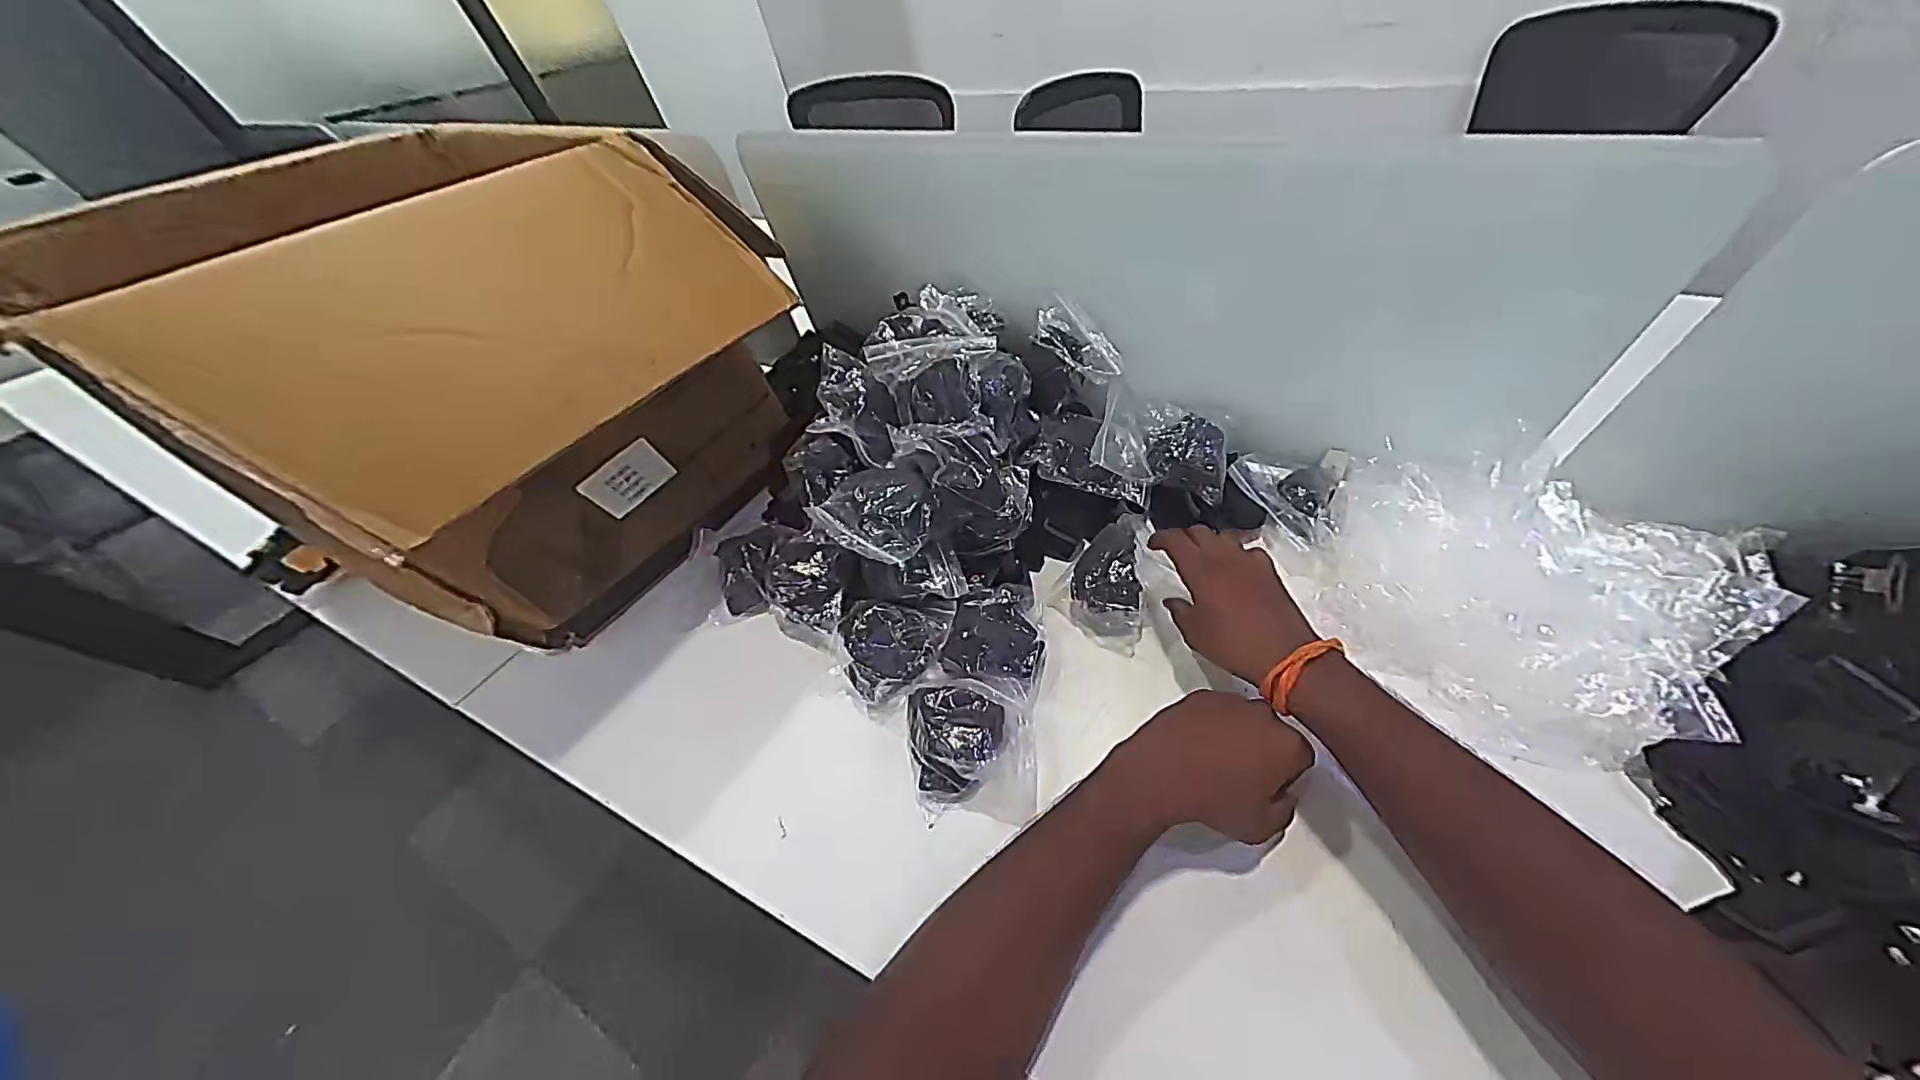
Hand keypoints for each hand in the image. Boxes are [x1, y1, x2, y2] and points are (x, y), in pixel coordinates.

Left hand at [1096, 690, 1314, 844]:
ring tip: (1215, 762)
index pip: (1301, 758)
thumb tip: (1282, 798)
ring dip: (1237, 735)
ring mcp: (1230, 701)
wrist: (1159, 775)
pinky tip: (1197, 747)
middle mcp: (1263, 714)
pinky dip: (1210, 724)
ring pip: (1245, 719)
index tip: (1269, 788)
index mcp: (1288, 744)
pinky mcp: (1200, 697)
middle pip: (1274, 733)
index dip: (1286, 776)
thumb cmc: (1208, 798)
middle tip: (1242, 776)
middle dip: (1264, 751)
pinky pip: (1215, 712)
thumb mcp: (1262, 827)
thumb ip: (1285, 810)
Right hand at [1148, 526, 1318, 684]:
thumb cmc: (1238, 645)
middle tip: (1175, 548)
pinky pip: (1248, 550)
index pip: (1175, 538)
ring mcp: (1250, 562)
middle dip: (1184, 536)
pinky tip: (1234, 568)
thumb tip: (1174, 603)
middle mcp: (1225, 559)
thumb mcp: (1195, 633)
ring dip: (1209, 541)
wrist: (1284, 654)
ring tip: (1203, 556)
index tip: (1155, 543)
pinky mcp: (1269, 571)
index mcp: (1201, 570)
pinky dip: (1236, 553)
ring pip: (1224, 536)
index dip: (1161, 537)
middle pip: (1200, 531)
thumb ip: (1180, 611)